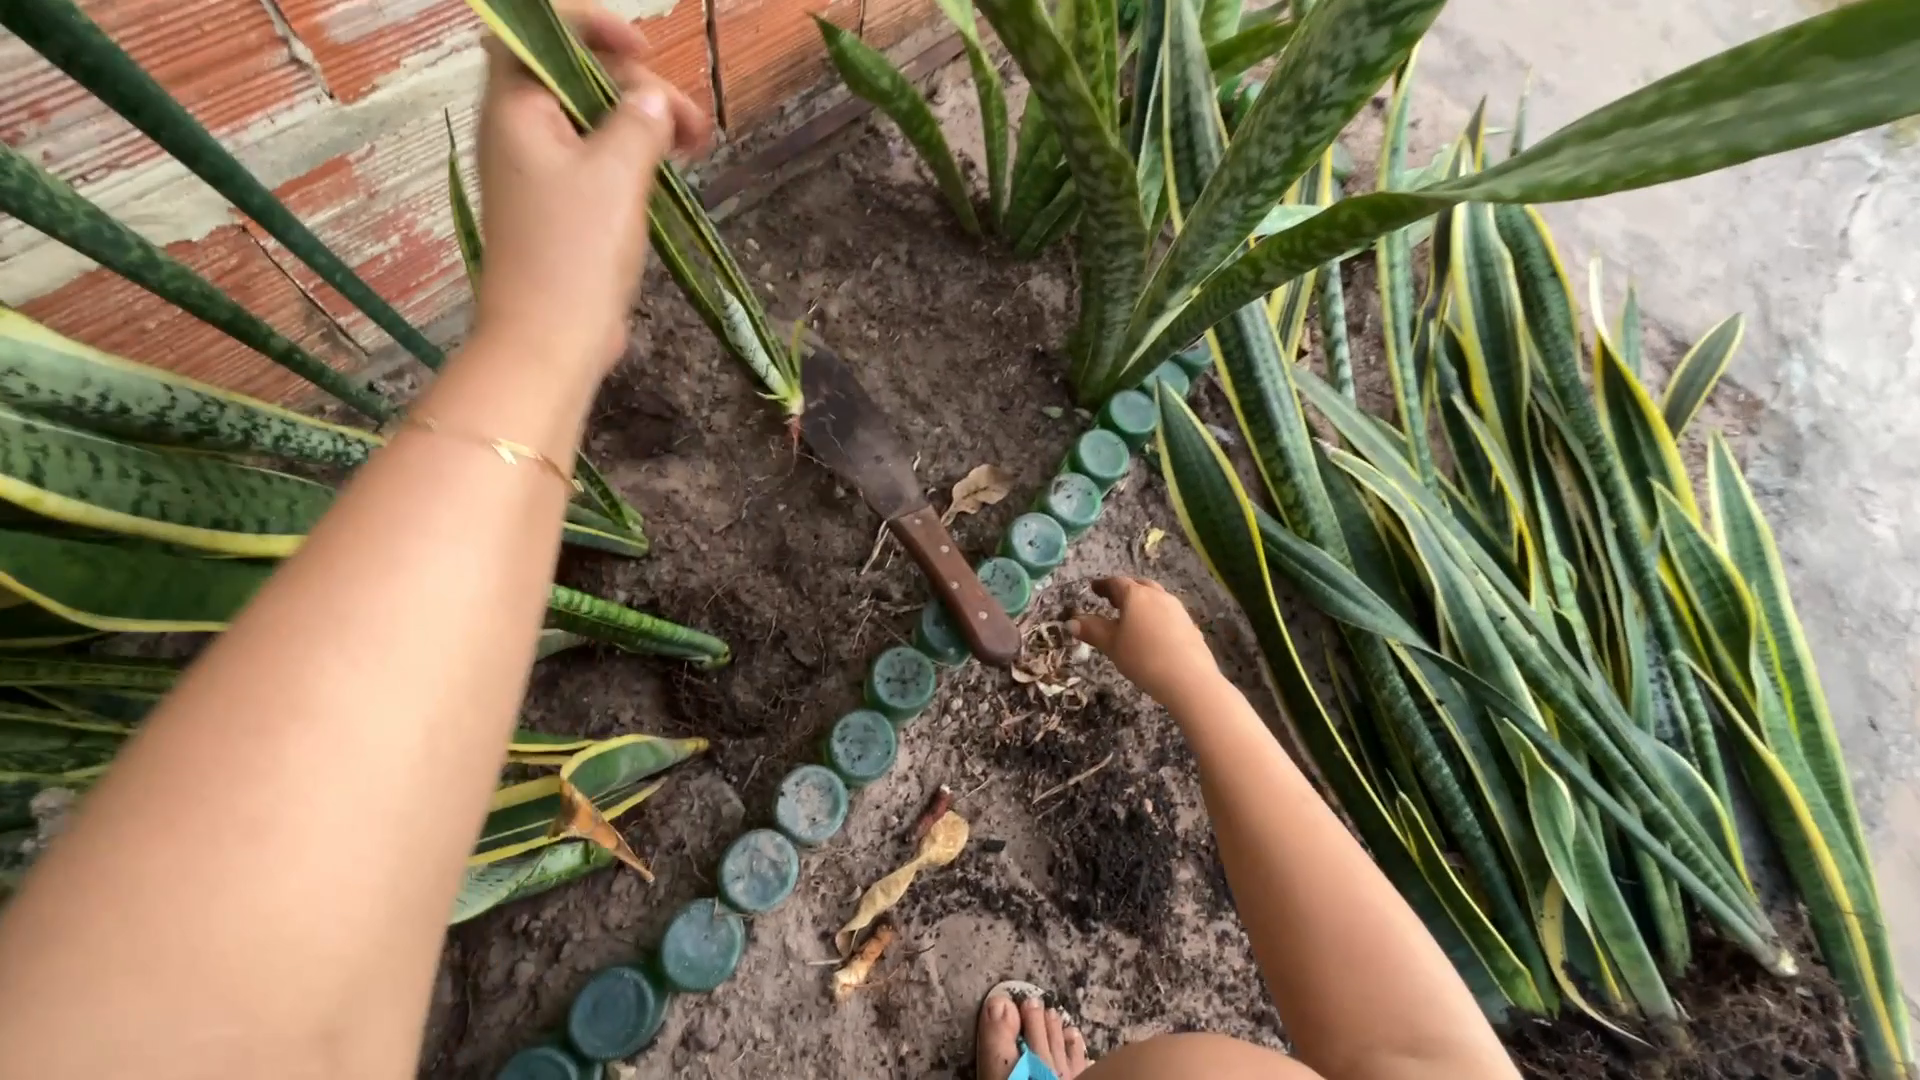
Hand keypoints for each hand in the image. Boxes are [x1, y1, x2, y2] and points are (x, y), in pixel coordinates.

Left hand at [471, 10, 710, 377]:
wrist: (551, 338)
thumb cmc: (576, 251)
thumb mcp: (615, 175)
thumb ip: (637, 123)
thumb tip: (652, 99)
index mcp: (516, 109)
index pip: (535, 31)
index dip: (588, 25)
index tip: (644, 46)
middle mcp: (520, 133)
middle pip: (575, 79)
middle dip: (636, 87)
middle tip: (692, 123)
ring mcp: (541, 176)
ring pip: (592, 124)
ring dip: (642, 125)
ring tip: (696, 146)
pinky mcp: (563, 213)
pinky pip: (597, 164)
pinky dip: (633, 159)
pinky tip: (669, 174)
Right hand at [1069, 577, 1219, 704]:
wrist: (1189, 679)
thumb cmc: (1143, 658)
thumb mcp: (1111, 645)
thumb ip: (1092, 630)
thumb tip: (1071, 621)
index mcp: (1136, 596)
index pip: (1116, 583)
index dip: (1103, 585)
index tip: (1094, 588)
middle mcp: (1158, 596)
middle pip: (1139, 586)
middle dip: (1125, 590)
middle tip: (1113, 600)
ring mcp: (1177, 610)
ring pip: (1156, 599)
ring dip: (1143, 603)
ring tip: (1132, 617)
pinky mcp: (1190, 626)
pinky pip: (1168, 614)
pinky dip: (1156, 617)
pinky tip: (1153, 634)